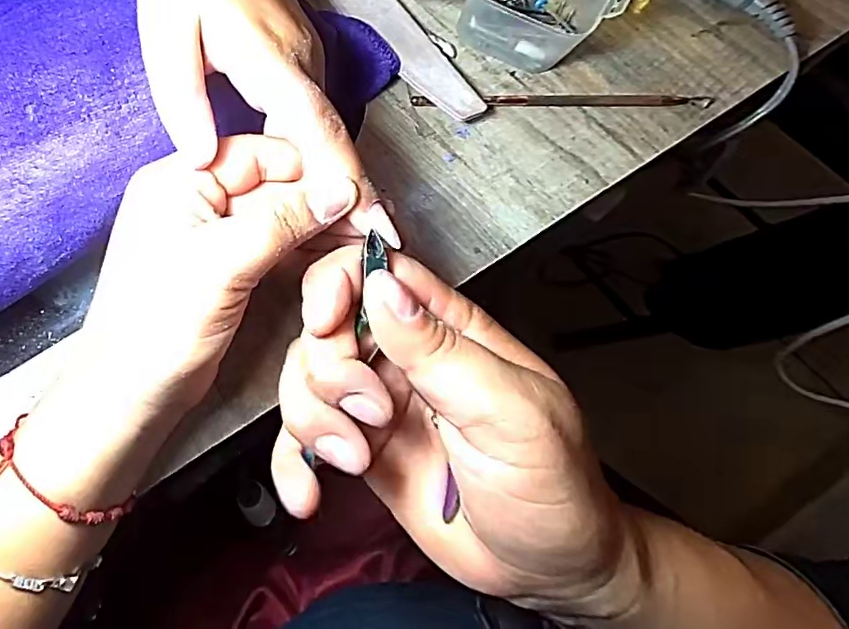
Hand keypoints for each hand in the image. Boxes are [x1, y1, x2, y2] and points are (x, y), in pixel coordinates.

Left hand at [57, 135, 361, 435]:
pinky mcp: (221, 262)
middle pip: (271, 182)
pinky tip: (327, 264)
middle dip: (318, 204)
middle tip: (364, 228)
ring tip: (352, 249)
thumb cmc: (152, 329)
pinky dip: (300, 251)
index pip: (258, 153)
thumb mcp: (222, 263)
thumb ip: (282, 220)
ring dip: (314, 231)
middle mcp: (190, 196)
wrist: (131, 389)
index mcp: (176, 180)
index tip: (353, 197)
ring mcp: (206, 230)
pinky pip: (270, 242)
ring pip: (276, 214)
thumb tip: (336, 191)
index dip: (310, 173)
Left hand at [136, 0, 394, 243]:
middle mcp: (302, 61)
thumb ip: (185, 102)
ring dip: (334, 178)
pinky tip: (310, 182)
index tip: (373, 227)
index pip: (316, 128)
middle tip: (358, 256)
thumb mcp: (166, 40)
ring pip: (325, 128)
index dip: (343, 179)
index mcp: (268, 59)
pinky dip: (319, 152)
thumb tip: (204, 159)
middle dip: (349, 197)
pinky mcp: (301, 57)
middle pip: (331, 138)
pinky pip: (314, 113)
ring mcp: (308, 57)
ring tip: (341, 234)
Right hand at [270, 246, 642, 619]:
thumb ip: (441, 348)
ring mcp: (369, 398)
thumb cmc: (555, 491)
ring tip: (356, 456)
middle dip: (328, 370)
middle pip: (322, 325)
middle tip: (370, 412)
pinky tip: (307, 488)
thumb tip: (383, 286)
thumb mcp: (511, 413)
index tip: (325, 322)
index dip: (335, 284)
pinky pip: (300, 438)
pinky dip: (293, 462)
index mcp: (440, 326)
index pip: (370, 270)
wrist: (550, 577)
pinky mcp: (351, 442)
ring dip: (313, 418)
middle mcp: (397, 354)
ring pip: (302, 377)